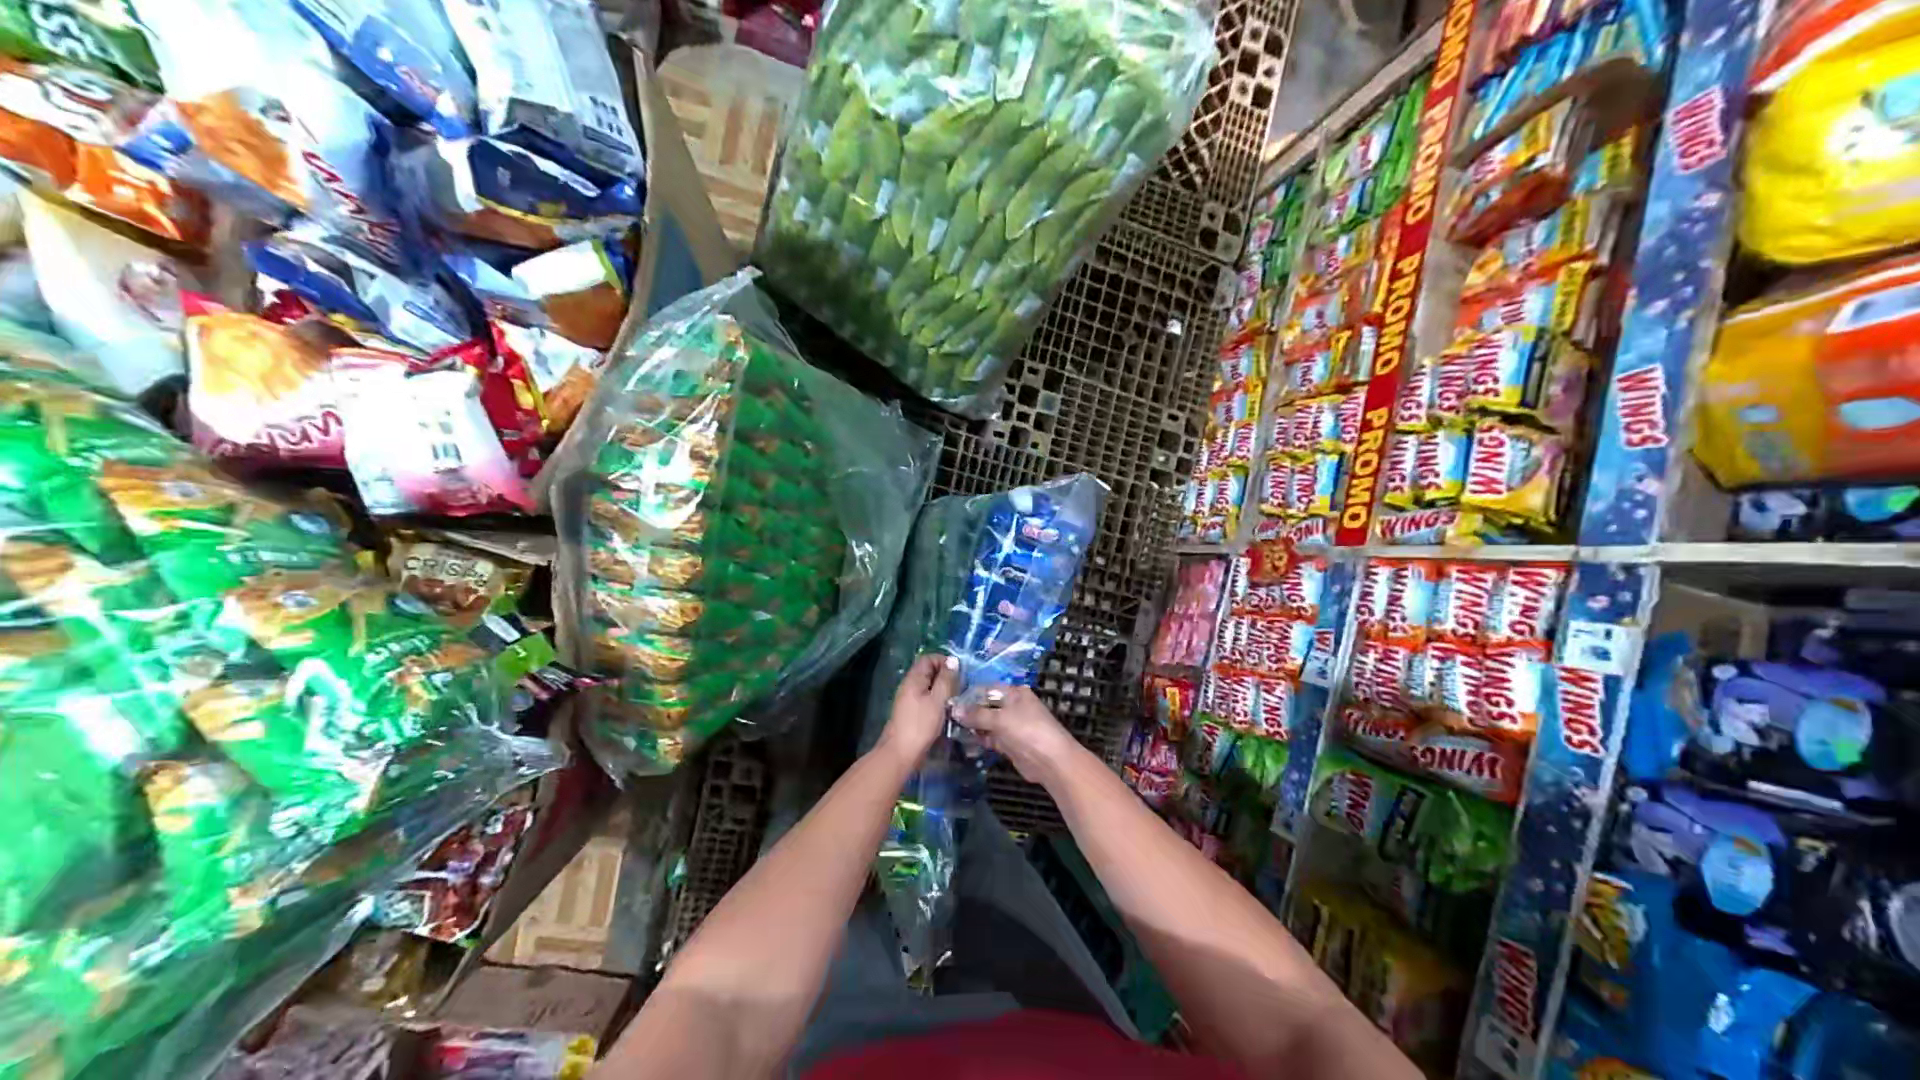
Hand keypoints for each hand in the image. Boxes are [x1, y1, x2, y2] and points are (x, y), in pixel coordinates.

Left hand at [876, 654, 957, 765]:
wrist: (901, 753)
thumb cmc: (921, 725)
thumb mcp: (938, 700)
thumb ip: (946, 679)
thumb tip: (952, 660)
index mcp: (914, 679)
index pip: (928, 659)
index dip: (944, 661)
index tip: (959, 672)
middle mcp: (909, 686)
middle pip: (928, 672)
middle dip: (945, 676)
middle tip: (960, 687)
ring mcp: (909, 700)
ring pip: (929, 687)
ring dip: (943, 690)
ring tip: (957, 699)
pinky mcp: (912, 712)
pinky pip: (927, 699)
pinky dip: (938, 701)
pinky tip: (947, 711)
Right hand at [953, 685, 1080, 786]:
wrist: (1051, 761)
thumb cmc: (1027, 730)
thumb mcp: (1000, 719)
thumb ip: (976, 714)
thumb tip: (955, 710)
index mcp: (1014, 693)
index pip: (986, 689)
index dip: (968, 696)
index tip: (949, 703)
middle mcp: (1012, 706)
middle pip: (986, 706)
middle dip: (969, 712)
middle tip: (947, 717)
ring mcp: (1011, 725)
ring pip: (986, 723)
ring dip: (972, 727)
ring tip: (951, 729)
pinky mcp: (1009, 743)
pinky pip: (990, 738)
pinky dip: (979, 739)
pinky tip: (964, 741)